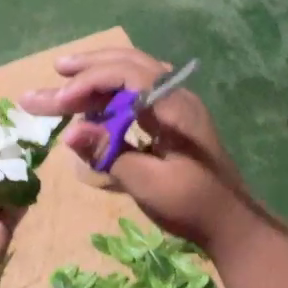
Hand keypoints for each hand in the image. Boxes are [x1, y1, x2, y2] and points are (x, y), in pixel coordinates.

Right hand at [19, 48, 260, 250]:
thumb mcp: (148, 184)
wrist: (232, 223)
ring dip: (99, 76)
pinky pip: (140, 92)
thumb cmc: (192, 206)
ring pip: (134, 75)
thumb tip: (69, 133)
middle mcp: (176, 97)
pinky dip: (112, 93)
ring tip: (65, 80)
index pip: (125, 74)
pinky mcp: (174, 121)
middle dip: (89, 67)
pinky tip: (94, 102)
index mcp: (173, 108)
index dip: (89, 82)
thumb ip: (108, 154)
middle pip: (128, 64)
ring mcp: (177, 107)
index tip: (60, 103)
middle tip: (55, 69)